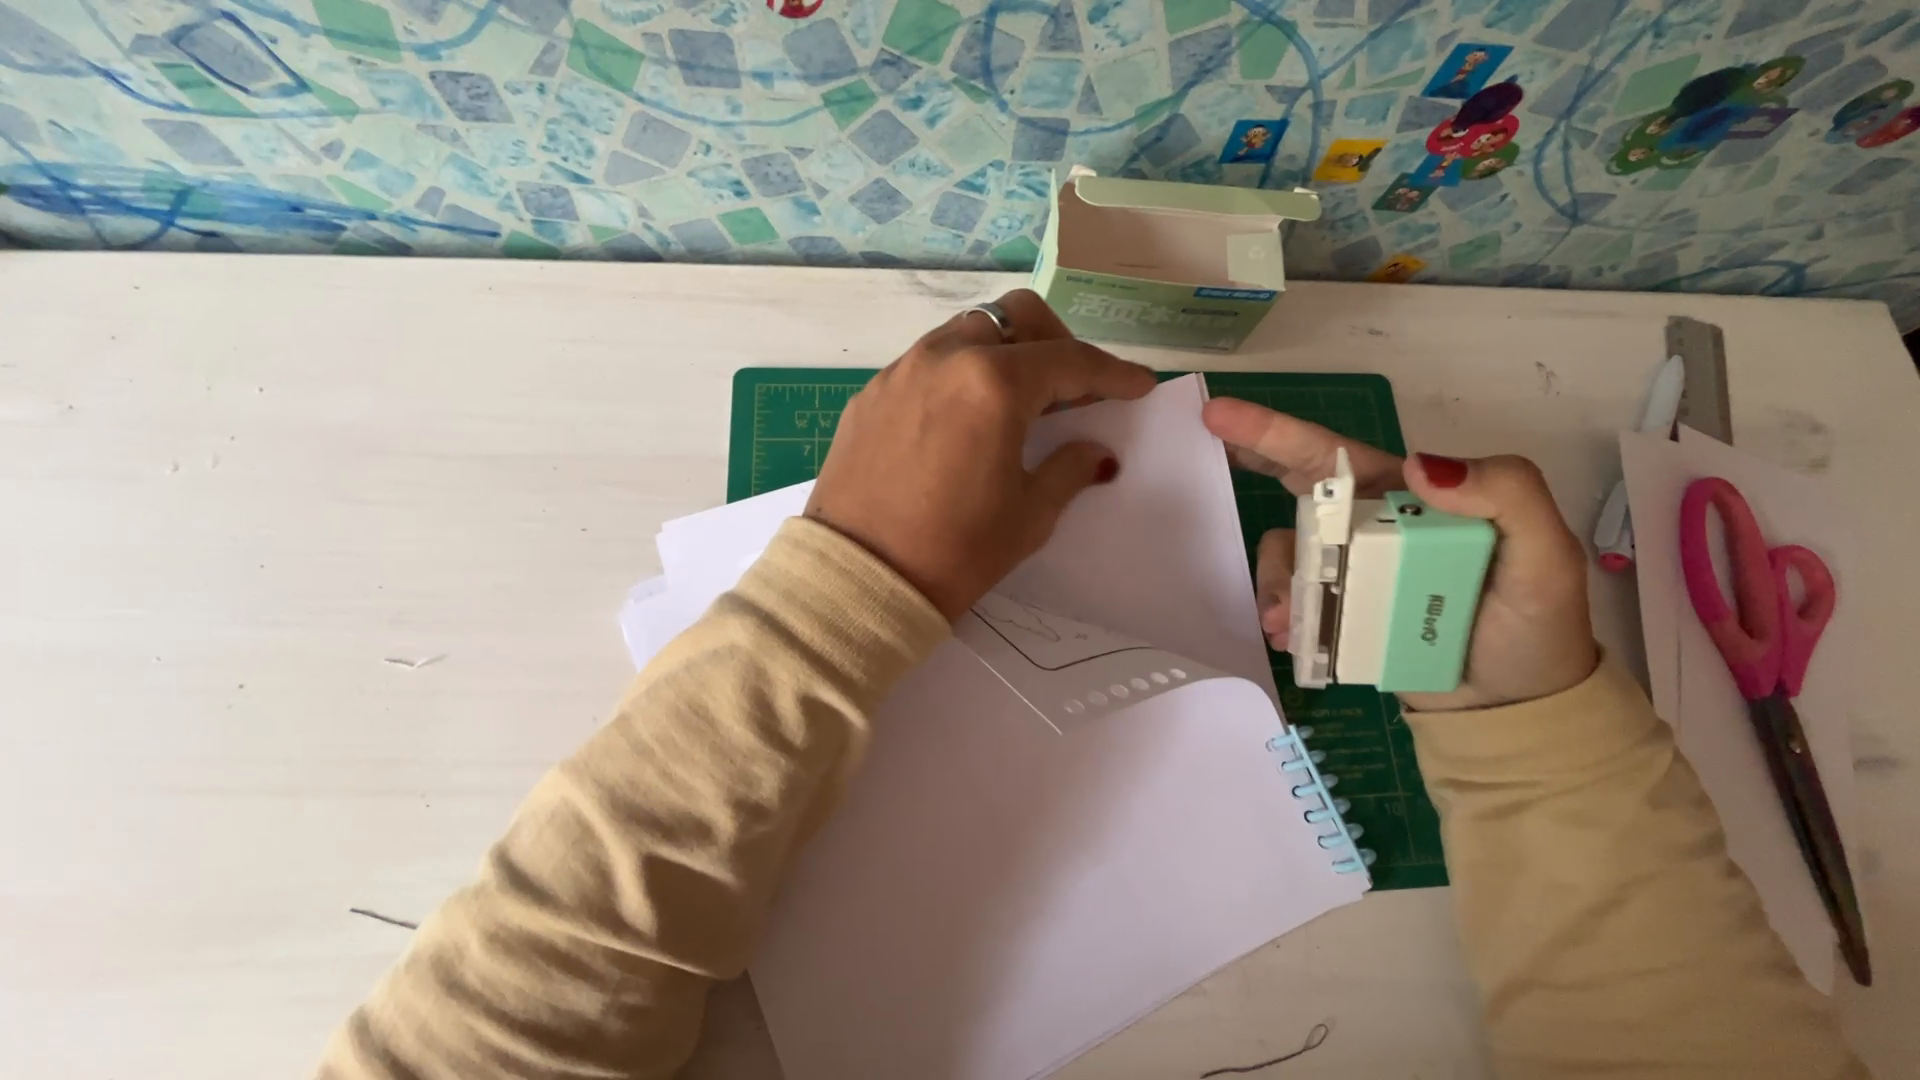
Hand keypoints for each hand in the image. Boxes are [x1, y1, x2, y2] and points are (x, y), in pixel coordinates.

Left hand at [806, 290, 1157, 620]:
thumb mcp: (1028, 516)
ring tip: (1016, 402)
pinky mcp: (871, 394)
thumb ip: (1069, 469)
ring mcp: (901, 371)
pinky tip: (964, 419)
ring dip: (1004, 352)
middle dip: (1055, 341)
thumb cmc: (954, 552)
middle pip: (1016, 317)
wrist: (859, 578)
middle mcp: (945, 359)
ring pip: (967, 332)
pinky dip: (960, 374)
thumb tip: (1096, 452)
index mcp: (992, 385)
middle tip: (1070, 388)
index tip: (1136, 384)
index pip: (1069, 362)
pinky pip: (928, 362)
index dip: (1112, 373)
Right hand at [1202, 397, 1598, 710]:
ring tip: (1282, 621)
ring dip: (1272, 580)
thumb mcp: (1545, 556)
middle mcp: (1369, 527)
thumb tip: (1417, 464)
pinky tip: (1290, 637)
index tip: (1221, 415)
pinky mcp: (1334, 616)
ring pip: (1286, 555)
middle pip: (1297, 487)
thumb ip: (1505, 495)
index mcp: (1409, 499)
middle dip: (1250, 462)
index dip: (1277, 431)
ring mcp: (1347, 573)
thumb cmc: (1532, 626)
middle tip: (1206, 453)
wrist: (1513, 709)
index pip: (1338, 455)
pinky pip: (1289, 603)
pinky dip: (1280, 615)